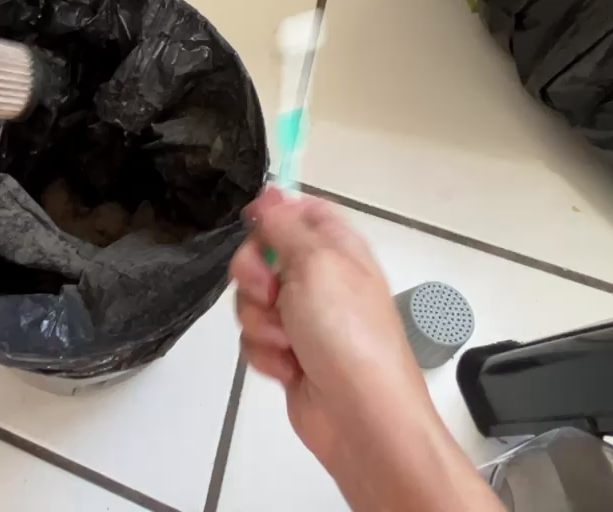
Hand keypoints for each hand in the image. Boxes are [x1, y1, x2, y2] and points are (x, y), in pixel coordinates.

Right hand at [230, 190, 499, 511]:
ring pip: (250, 297)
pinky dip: (264, 351)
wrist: (361, 420)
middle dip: (254, 273)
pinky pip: (252, 335)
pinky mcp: (287, 352)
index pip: (301, 209)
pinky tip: (288, 367)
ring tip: (286, 340)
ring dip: (259, 319)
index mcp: (336, 248)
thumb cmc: (346, 333)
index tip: (255, 224)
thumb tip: (271, 193)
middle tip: (269, 291)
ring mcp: (302, 317)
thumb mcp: (315, 263)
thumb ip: (284, 224)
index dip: (275, 212)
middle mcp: (319, 278)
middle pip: (262, 252)